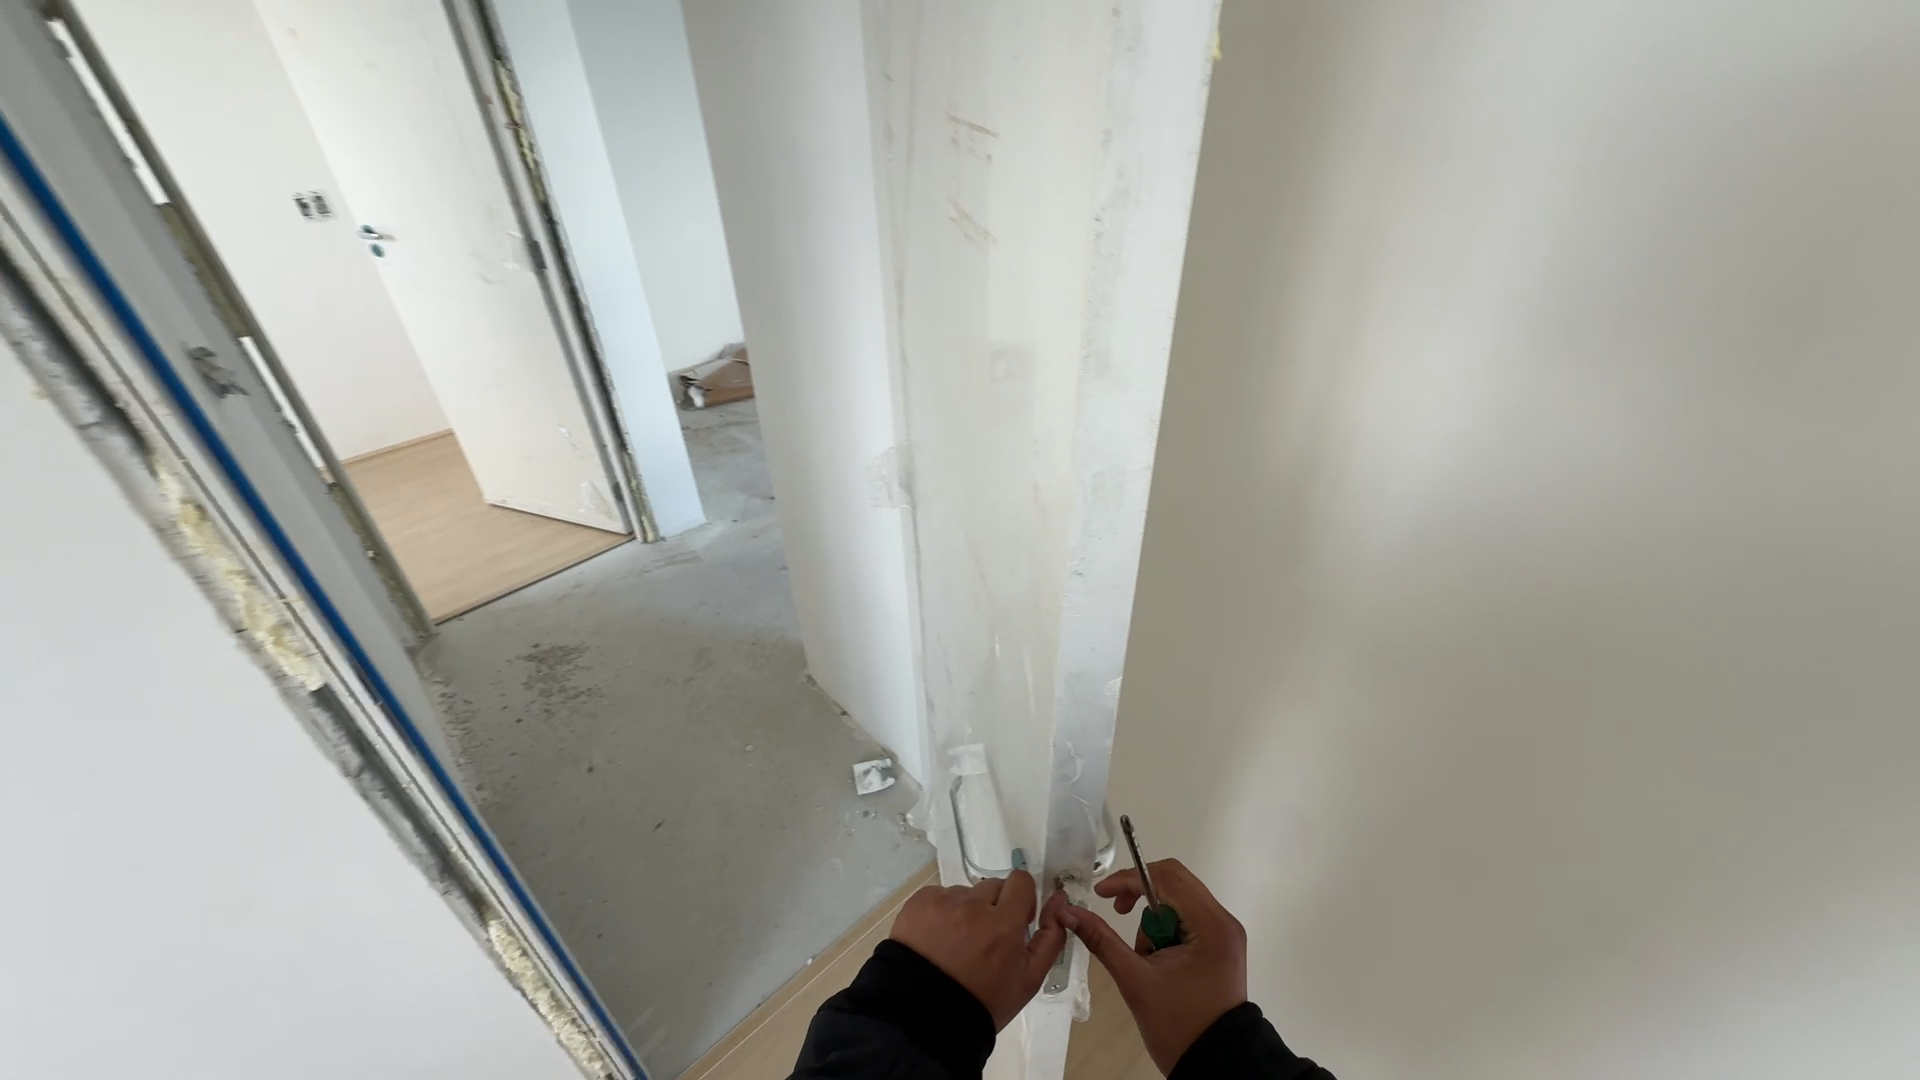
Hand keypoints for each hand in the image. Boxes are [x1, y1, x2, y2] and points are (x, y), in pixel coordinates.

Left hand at [888, 869, 1070, 1029]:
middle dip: (994, 907)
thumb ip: (1050, 938)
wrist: (924, 1019)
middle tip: (984, 940)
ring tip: (955, 946)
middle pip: (992, 887)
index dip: (1021, 899)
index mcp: (1003, 924)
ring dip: (966, 911)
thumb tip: (1059, 901)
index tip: (1015, 920)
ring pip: (964, 893)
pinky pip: (938, 896)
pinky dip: (940, 912)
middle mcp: (973, 905)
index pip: (1021, 881)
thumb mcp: (1028, 980)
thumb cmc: (983, 1003)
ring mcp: (943, 902)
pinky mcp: (918, 903)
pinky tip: (936, 940)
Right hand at [1058, 859, 1247, 1073]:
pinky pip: (1188, 914)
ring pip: (1180, 896)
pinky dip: (1166, 924)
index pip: (1165, 877)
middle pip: (1175, 879)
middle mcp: (1223, 920)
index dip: (1129, 878)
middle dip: (1140, 892)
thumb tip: (1067, 911)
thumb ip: (1101, 940)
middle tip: (1118, 911)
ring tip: (1145, 954)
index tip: (1102, 894)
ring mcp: (1225, 931)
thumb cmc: (1178, 1025)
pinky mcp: (1221, 943)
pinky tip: (1157, 954)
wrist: (1217, 1066)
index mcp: (1210, 925)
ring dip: (1154, 913)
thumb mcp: (1135, 980)